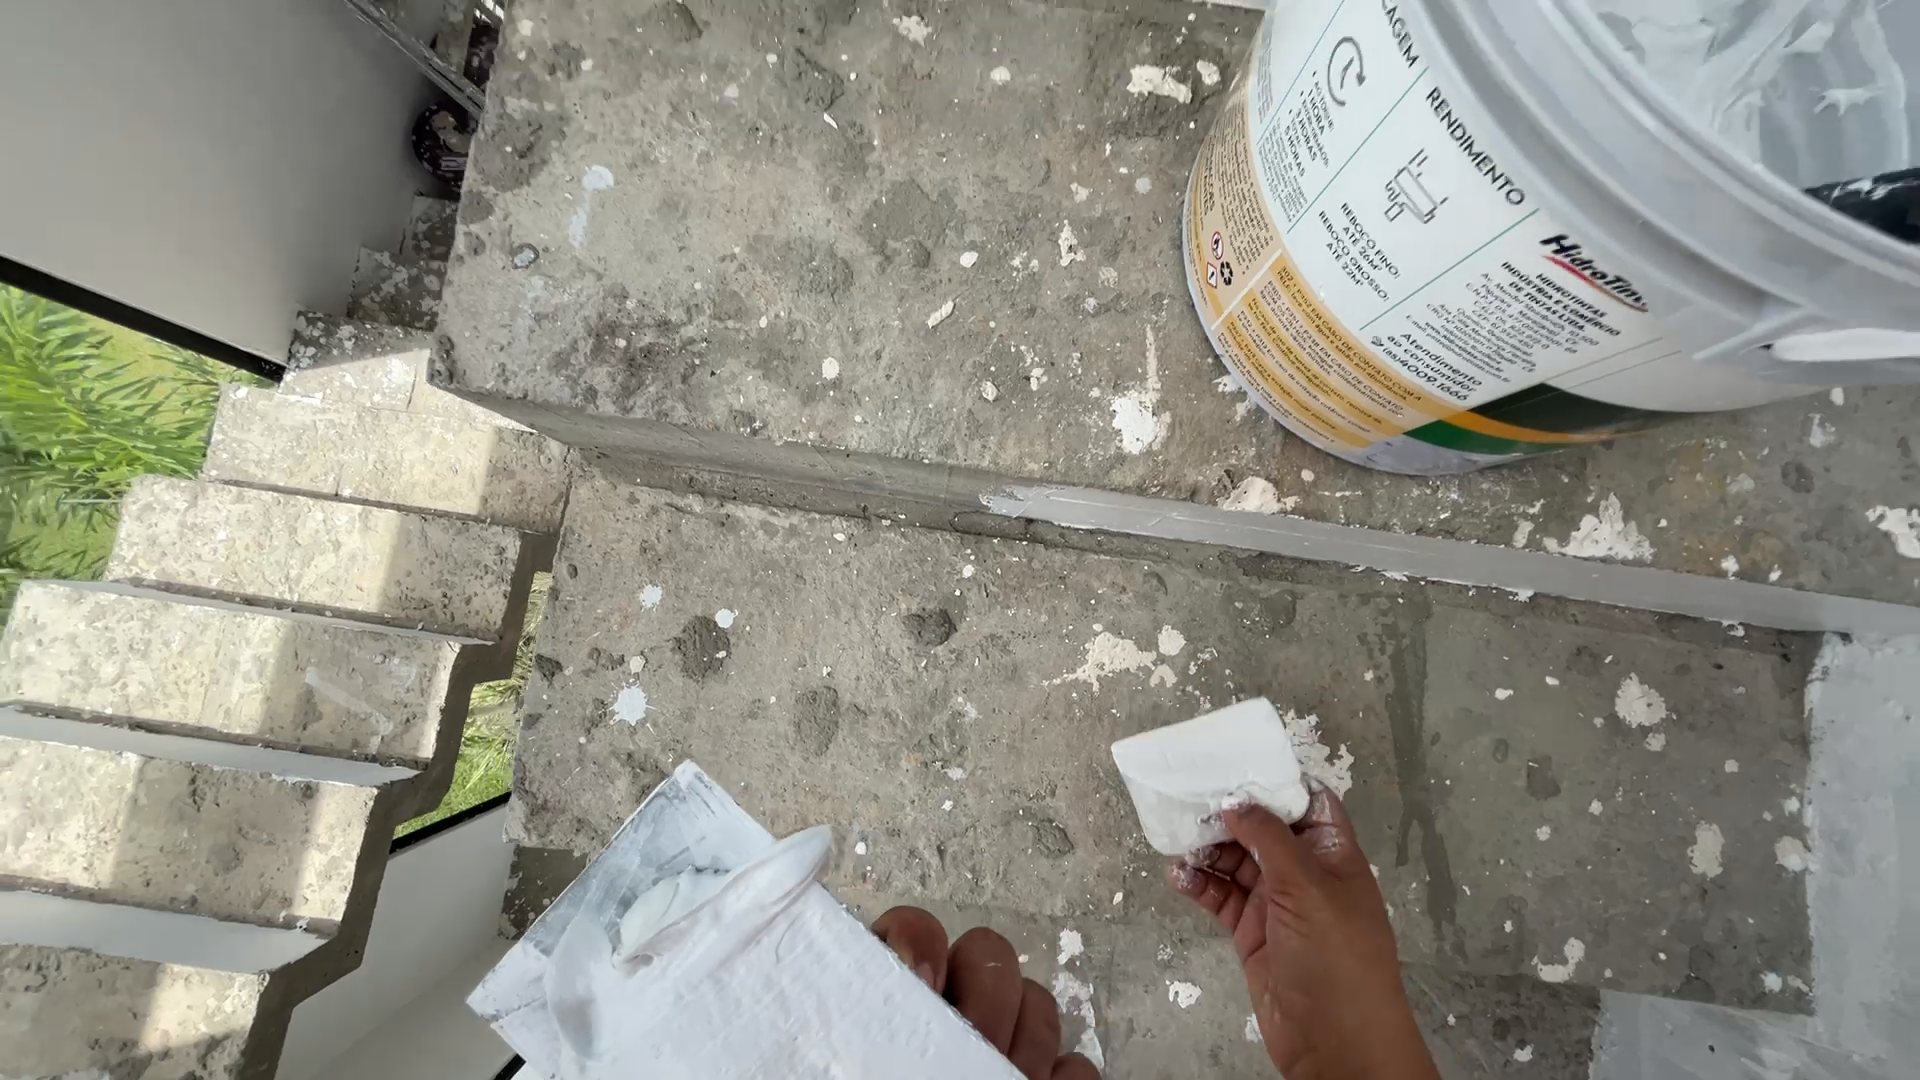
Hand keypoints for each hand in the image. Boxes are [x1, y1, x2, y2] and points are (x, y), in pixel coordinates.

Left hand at [872, 907, 1100, 1079]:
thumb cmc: (877, 1074)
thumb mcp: (860, 1043)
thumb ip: (880, 1004)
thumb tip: (919, 974)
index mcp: (896, 989)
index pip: (913, 928)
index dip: (922, 943)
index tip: (925, 985)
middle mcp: (955, 1002)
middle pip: (990, 953)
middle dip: (987, 995)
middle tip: (970, 1044)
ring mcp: (1007, 1040)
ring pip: (1038, 1002)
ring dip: (1026, 1041)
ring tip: (1001, 1078)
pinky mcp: (1050, 1079)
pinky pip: (1078, 1066)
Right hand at [1166, 786, 1438, 1079]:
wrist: (1337, 1048)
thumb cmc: (1335, 958)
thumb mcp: (1307, 888)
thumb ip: (1269, 837)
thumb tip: (1234, 800)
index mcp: (1331, 854)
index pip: (1307, 802)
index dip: (1276, 781)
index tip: (1235, 762)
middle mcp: (1304, 873)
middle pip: (1261, 828)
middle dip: (1227, 814)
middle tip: (1190, 800)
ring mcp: (1276, 903)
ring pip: (1235, 861)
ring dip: (1207, 850)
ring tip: (1179, 841)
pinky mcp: (1251, 930)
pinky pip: (1220, 895)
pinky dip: (1199, 883)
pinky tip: (1179, 876)